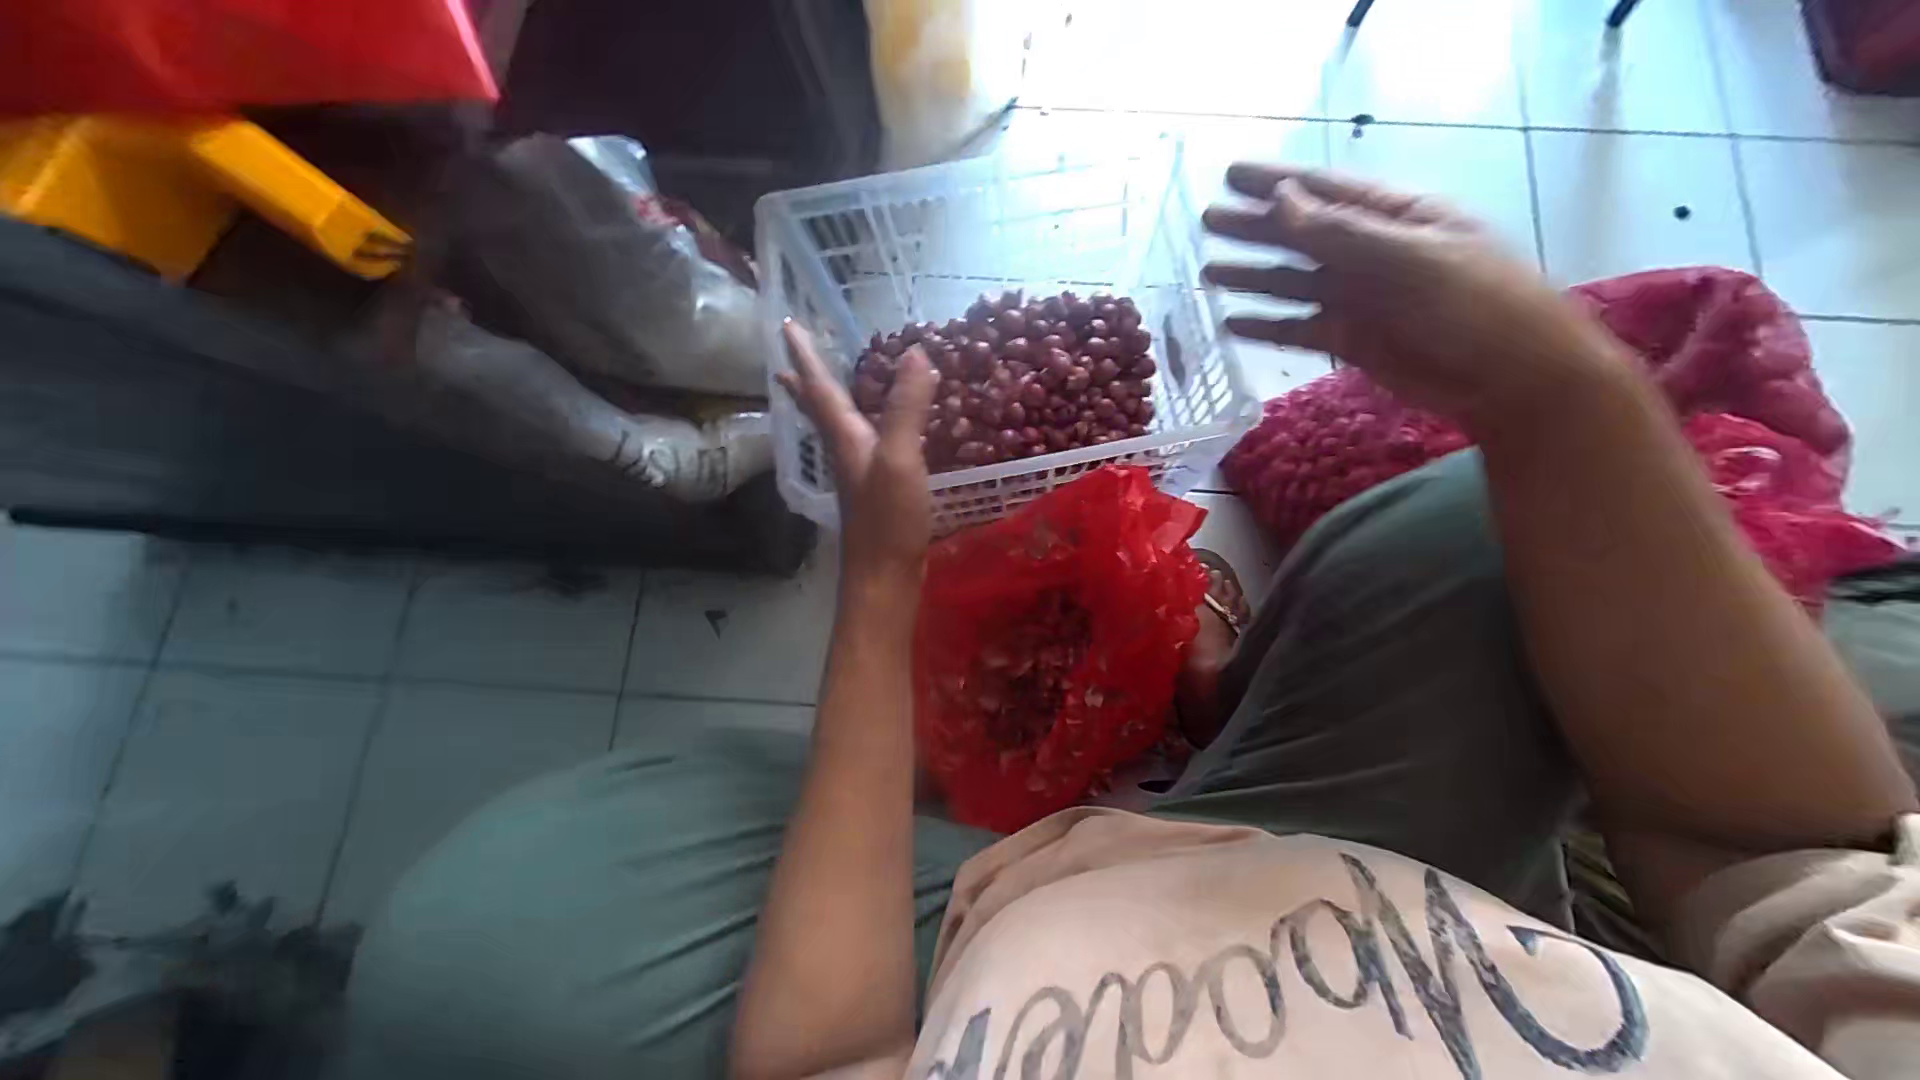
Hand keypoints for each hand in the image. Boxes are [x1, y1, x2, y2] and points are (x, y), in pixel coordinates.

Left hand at [777, 321, 937, 584]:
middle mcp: (845, 453)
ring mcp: (859, 475)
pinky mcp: (876, 493)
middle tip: (789, 359)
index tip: (786, 325)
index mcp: (845, 439)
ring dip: (827, 403)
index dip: (805, 356)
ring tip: (822, 387)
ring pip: (838, 428)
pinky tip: (874, 435)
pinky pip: (864, 446)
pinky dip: (863, 427)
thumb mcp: (899, 458)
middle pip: (818, 409)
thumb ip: (906, 408)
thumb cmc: (888, 520)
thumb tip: (915, 353)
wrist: (884, 578)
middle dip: (805, 381)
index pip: (819, 388)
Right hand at [1201, 165, 1630, 434]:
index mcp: (1396, 218)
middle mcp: (1370, 253)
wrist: (1508, 380)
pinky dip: (1265, 326)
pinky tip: (1233, 323)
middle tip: (1207, 220)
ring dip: (1251, 276)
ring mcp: (1357, 299)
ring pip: (1291, 282)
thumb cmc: (1476, 307)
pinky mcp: (1347, 340)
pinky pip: (1296, 328)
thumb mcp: (1412, 260)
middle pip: (1299, 235)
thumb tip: (1281, 201)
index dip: (1275, 183)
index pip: (1325, 191)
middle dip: (1253, 227)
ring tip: (1209, 270)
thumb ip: (1342, 234)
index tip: (1231, 177)